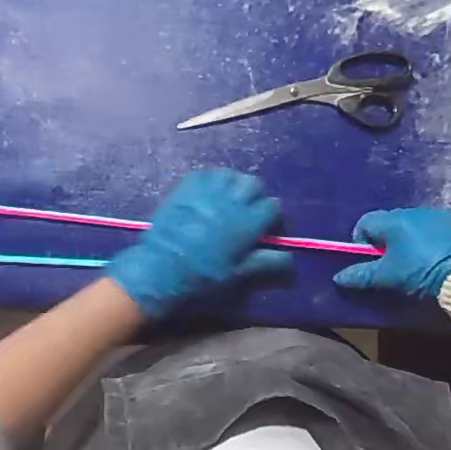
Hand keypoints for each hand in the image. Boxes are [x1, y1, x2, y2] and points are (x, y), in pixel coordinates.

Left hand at [106, 169, 292, 317]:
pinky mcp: (186, 188)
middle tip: (246, 212)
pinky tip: (208, 194)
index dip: (271, 217)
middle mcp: (231, 200)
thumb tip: (291, 258)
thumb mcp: (238, 274)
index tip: (265, 228)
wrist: (160, 270)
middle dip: (254, 196)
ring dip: (233, 185)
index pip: (272, 206)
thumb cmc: (202, 276)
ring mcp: (207, 191)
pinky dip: (212, 180)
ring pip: (230, 175)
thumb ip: (266, 262)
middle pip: (253, 184)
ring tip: (227, 200)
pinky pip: (205, 174)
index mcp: (247, 222)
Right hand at [332, 208, 450, 306]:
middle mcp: (414, 211)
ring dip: (410, 240)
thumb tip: (338, 277)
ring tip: (416, 263)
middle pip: (390, 223)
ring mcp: (439, 215)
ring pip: (414, 226)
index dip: (361, 242)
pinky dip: (432, 240)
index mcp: (394, 220)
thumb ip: (361, 275)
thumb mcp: (388, 277)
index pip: (365, 223)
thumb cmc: (421, 273)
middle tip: (392, 265)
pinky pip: (436, 229)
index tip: (369, 261)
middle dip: (386, 242)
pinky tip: (437, 258)